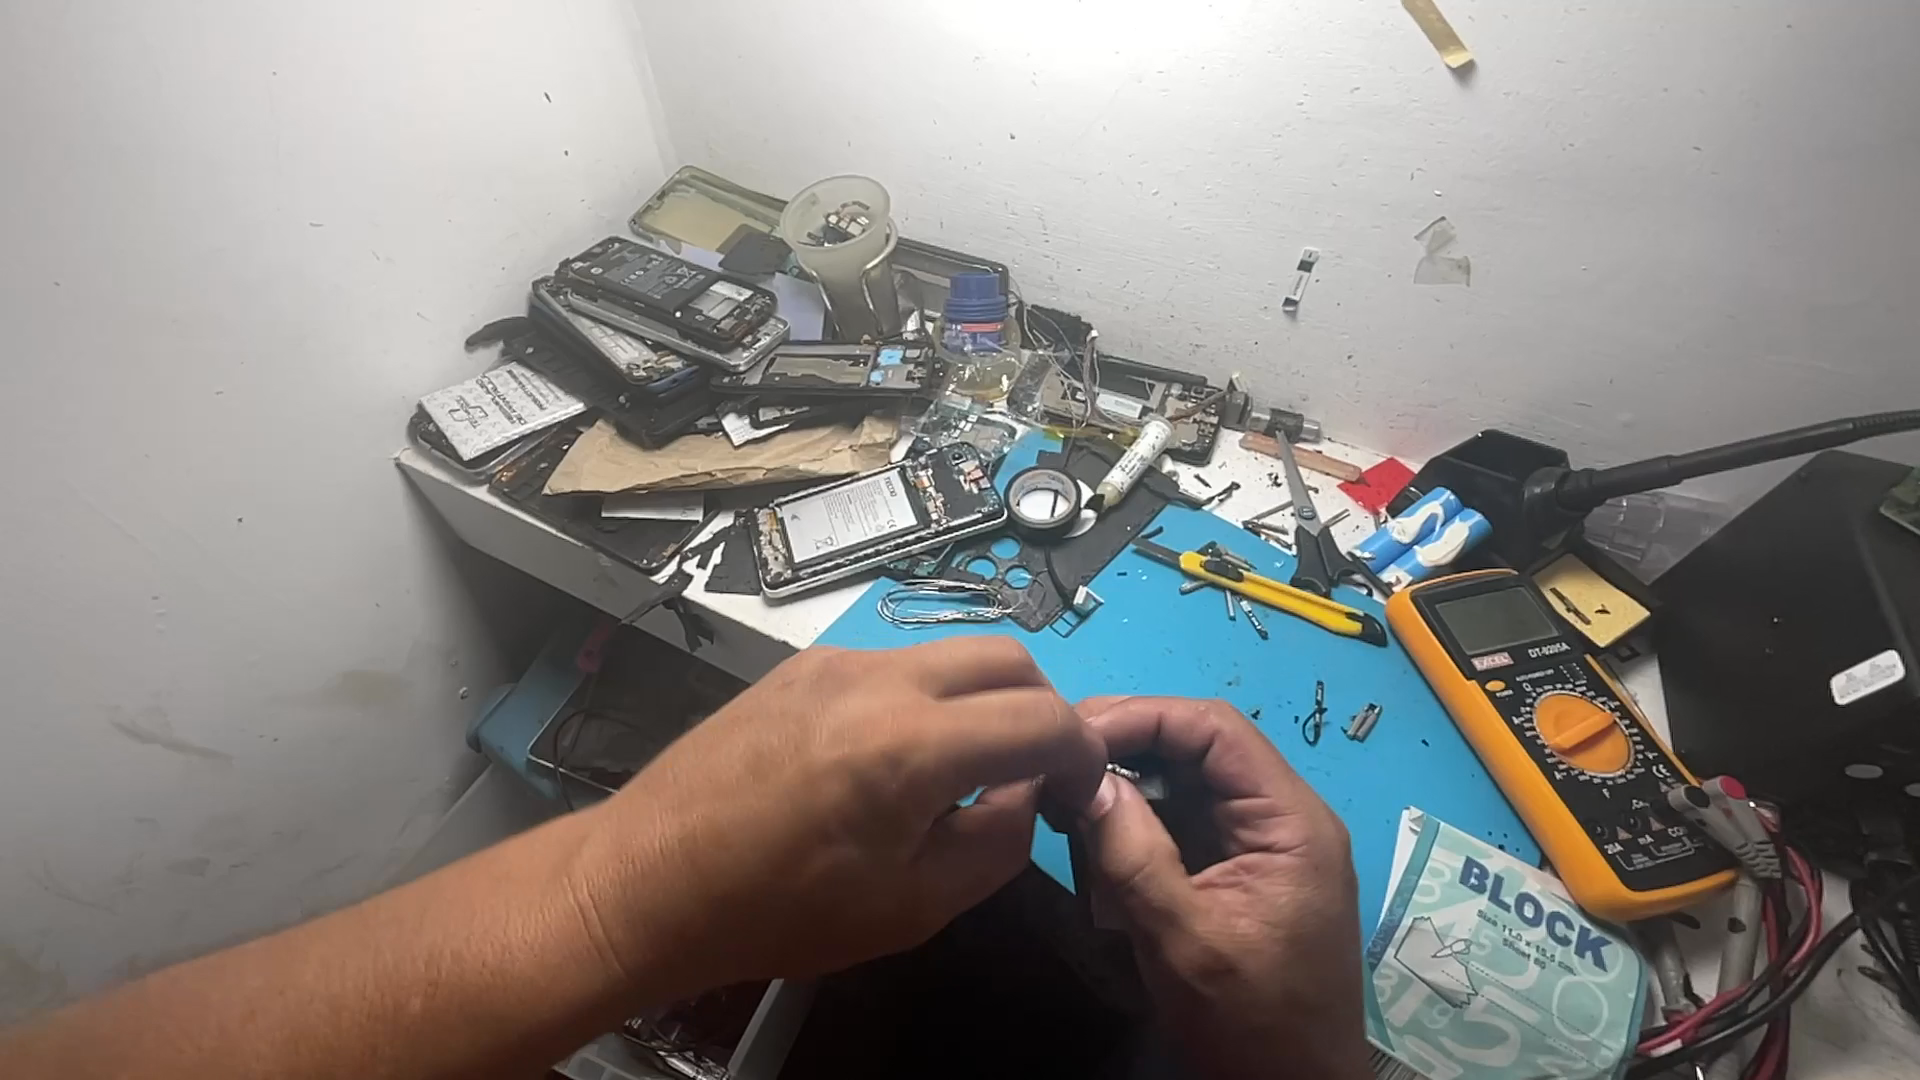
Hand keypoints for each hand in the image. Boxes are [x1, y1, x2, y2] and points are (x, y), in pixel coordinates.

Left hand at [563, 637, 1106, 996]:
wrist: (650, 875)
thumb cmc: (781, 910)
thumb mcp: (914, 905)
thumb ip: (999, 839)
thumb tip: (1029, 787)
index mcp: (912, 744)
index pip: (1042, 717)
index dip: (1080, 750)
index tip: (1078, 782)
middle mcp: (881, 677)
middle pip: (1007, 655)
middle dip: (1042, 704)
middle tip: (1033, 764)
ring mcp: (839, 657)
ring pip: (950, 652)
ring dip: (981, 698)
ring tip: (958, 764)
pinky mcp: (807, 660)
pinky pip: (896, 663)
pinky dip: (926, 697)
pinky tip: (892, 752)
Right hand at [1077, 696, 1369, 1079]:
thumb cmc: (1251, 1026)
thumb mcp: (1185, 942)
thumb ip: (1133, 854)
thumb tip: (1086, 777)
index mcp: (1290, 820)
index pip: (1215, 729)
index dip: (1143, 716)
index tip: (1078, 733)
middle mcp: (1277, 810)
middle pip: (1196, 740)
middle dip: (1125, 739)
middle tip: (1060, 753)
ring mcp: (1252, 831)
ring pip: (1180, 770)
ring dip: (1122, 771)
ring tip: (1065, 786)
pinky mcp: (1228, 853)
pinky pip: (1175, 807)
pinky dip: (1129, 807)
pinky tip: (1087, 820)